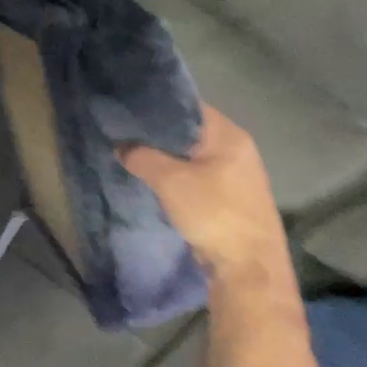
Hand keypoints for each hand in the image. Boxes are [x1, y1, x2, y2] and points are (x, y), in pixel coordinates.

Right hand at [120, 105, 289, 282]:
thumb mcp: (170, 181)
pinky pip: (193, 172)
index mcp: (229, 136)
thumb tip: (122, 145)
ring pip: (190, 153)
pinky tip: (150, 178)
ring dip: (163, 155)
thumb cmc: (212, 212)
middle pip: (189, 131)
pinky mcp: (226, 193)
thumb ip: (143, 158)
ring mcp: (233, 172)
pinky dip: (172, 172)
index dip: (158, 107)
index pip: (190, 108)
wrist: (245, 260)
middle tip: (121, 133)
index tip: (126, 110)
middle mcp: (236, 148)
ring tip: (129, 154)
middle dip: (156, 133)